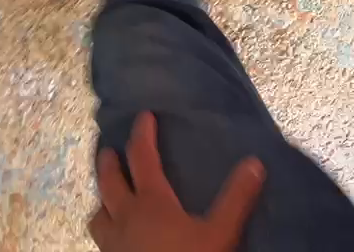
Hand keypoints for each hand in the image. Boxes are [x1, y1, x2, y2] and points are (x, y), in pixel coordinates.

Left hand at [91, 112, 264, 251]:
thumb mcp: (219, 234)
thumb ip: (236, 198)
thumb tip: (255, 162)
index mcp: (150, 201)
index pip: (142, 157)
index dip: (143, 134)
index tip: (144, 115)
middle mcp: (123, 219)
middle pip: (109, 183)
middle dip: (108, 163)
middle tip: (110, 149)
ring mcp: (112, 246)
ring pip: (98, 215)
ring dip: (103, 200)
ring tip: (111, 196)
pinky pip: (101, 241)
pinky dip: (107, 229)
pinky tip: (119, 237)